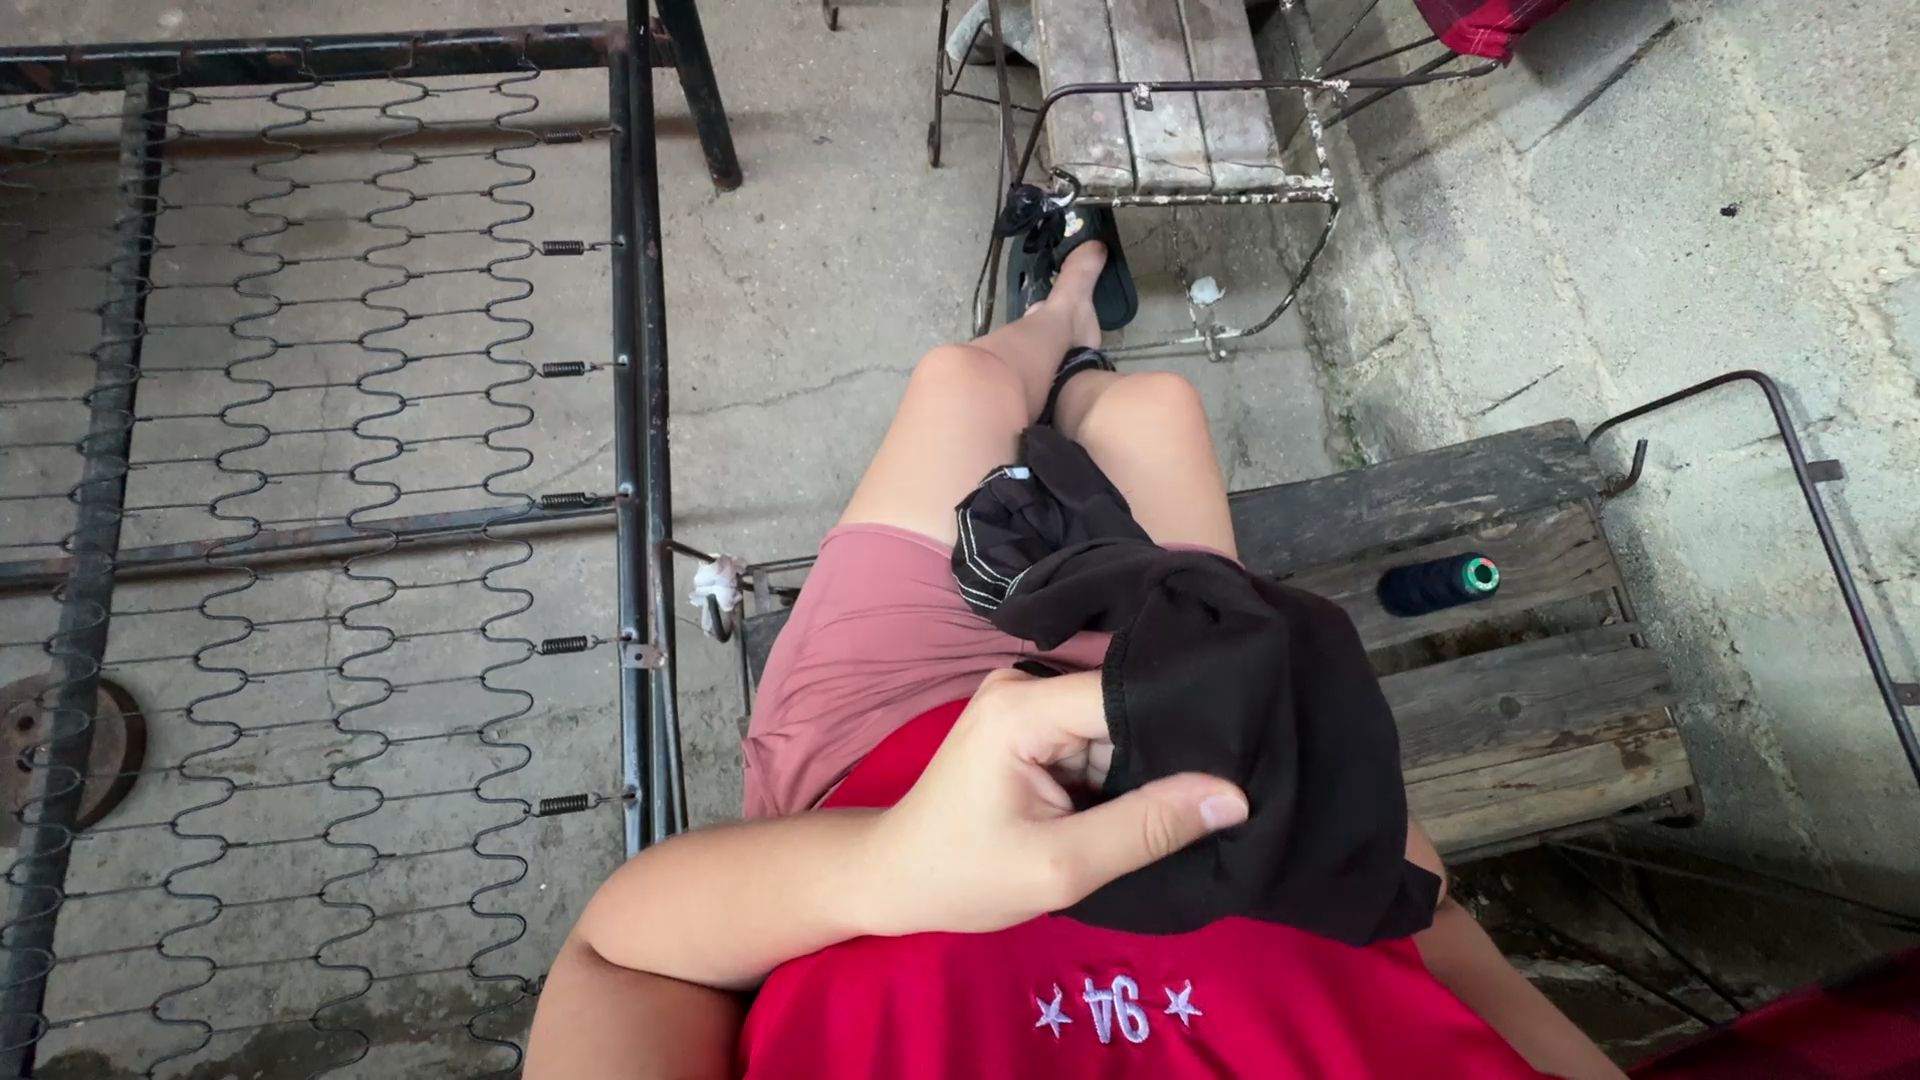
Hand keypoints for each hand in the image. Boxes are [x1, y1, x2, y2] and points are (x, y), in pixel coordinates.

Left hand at [856, 667, 1247, 935]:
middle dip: (1160, 752)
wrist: (897, 875)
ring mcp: (1021, 697)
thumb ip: (1146, 828)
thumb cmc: (965, 876)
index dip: (1182, 721)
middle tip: (1210, 799)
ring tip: (1164, 810)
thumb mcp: (1062, 866)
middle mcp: (1023, 682)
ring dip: (1135, 766)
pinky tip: (1122, 800)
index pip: (1125, 693)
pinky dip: (1109, 770)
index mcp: (1022, 706)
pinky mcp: (1025, 719)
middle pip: (1119, 706)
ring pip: (1109, 724)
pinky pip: (1089, 735)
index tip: (1239, 756)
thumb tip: (1232, 795)